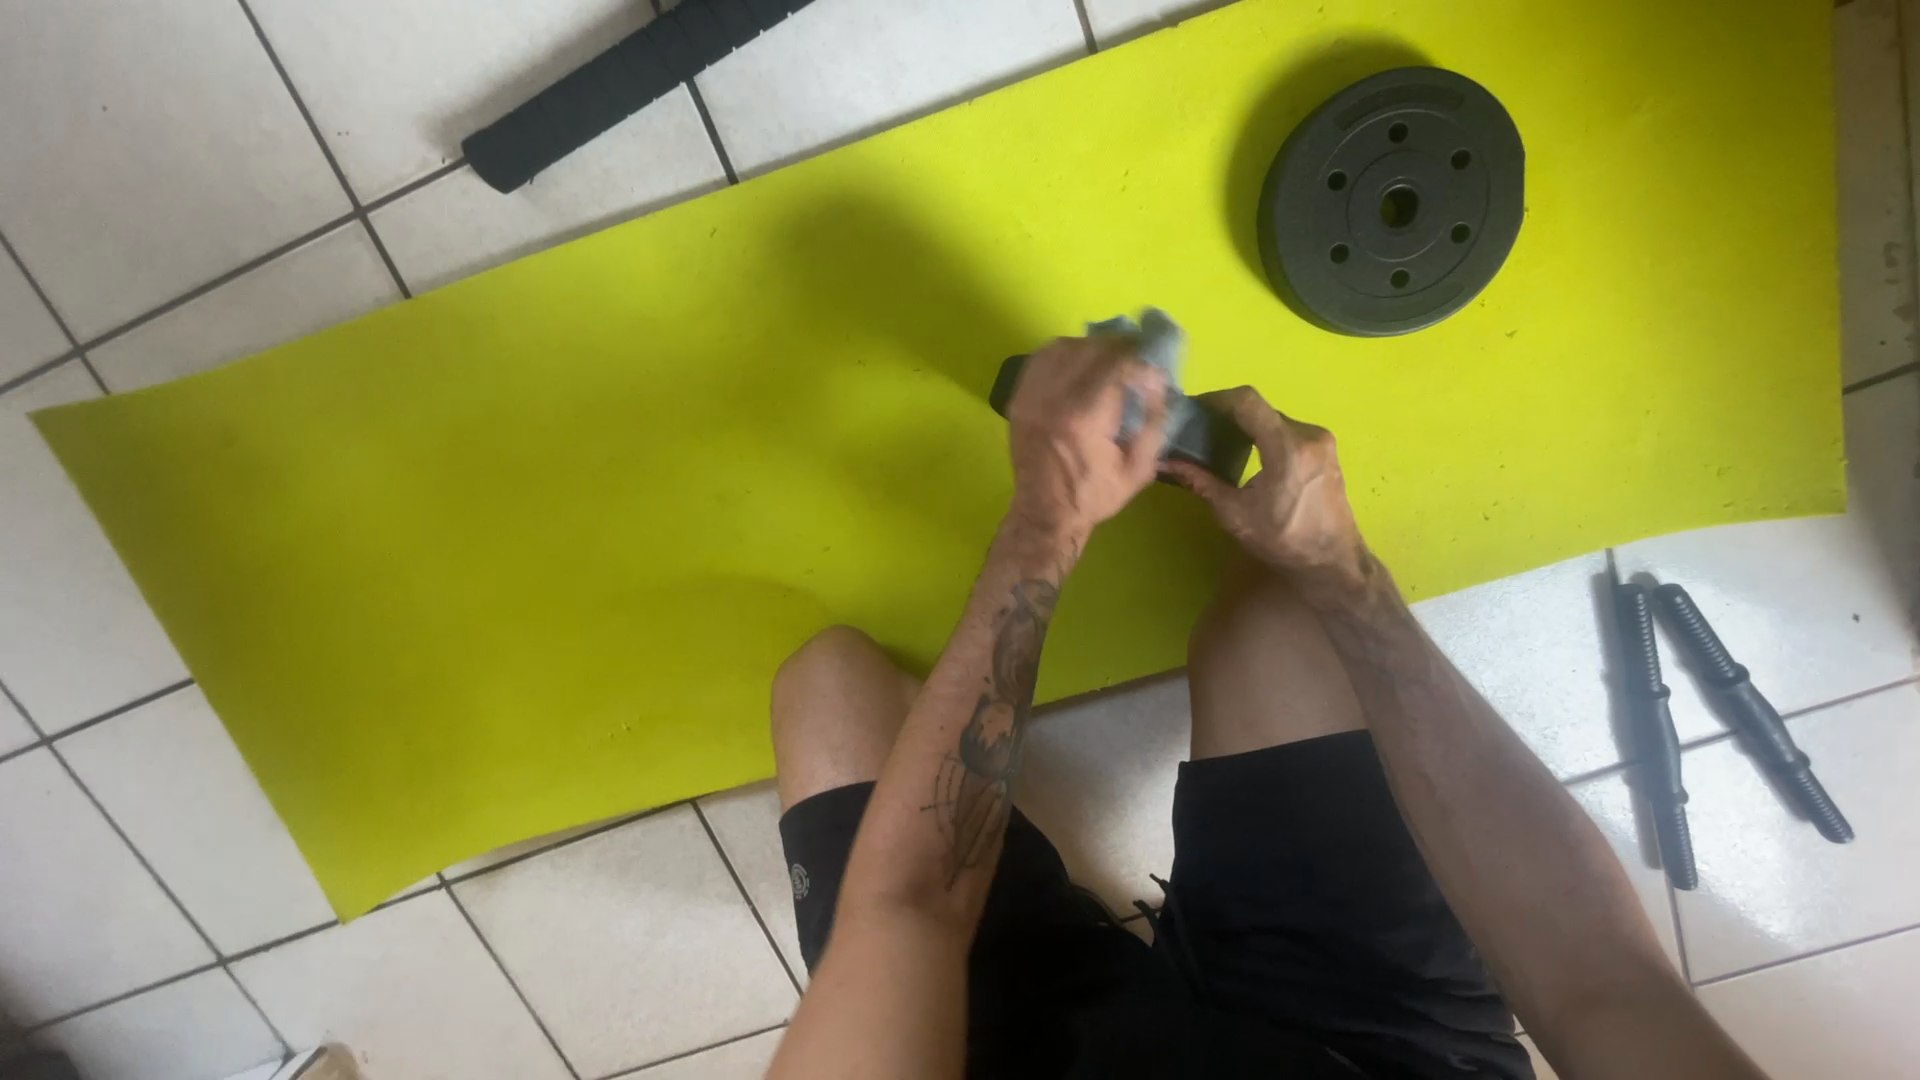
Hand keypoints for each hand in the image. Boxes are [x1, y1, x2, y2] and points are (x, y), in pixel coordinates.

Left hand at [1005, 336, 1169, 541]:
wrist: (1044, 513)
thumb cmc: (1094, 496)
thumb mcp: (1138, 468)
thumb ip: (1153, 420)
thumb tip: (1158, 379)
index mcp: (1085, 418)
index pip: (1117, 363)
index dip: (1140, 359)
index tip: (1152, 370)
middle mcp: (1054, 399)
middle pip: (1091, 349)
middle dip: (1120, 348)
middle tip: (1136, 358)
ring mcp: (1031, 396)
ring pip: (1065, 347)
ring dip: (1092, 347)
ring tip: (1108, 359)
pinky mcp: (1019, 398)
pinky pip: (1041, 358)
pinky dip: (1064, 353)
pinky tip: (1079, 363)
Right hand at [1164, 386, 1367, 587]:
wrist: (1332, 561)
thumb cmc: (1282, 539)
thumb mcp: (1234, 513)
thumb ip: (1201, 482)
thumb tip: (1168, 463)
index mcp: (1287, 447)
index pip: (1247, 402)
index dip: (1216, 399)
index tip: (1194, 408)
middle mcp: (1308, 435)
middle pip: (1260, 409)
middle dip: (1228, 414)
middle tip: (1201, 427)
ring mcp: (1321, 441)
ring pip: (1274, 419)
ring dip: (1247, 424)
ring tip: (1221, 439)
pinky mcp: (1325, 450)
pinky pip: (1288, 430)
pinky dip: (1264, 433)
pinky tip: (1248, 452)